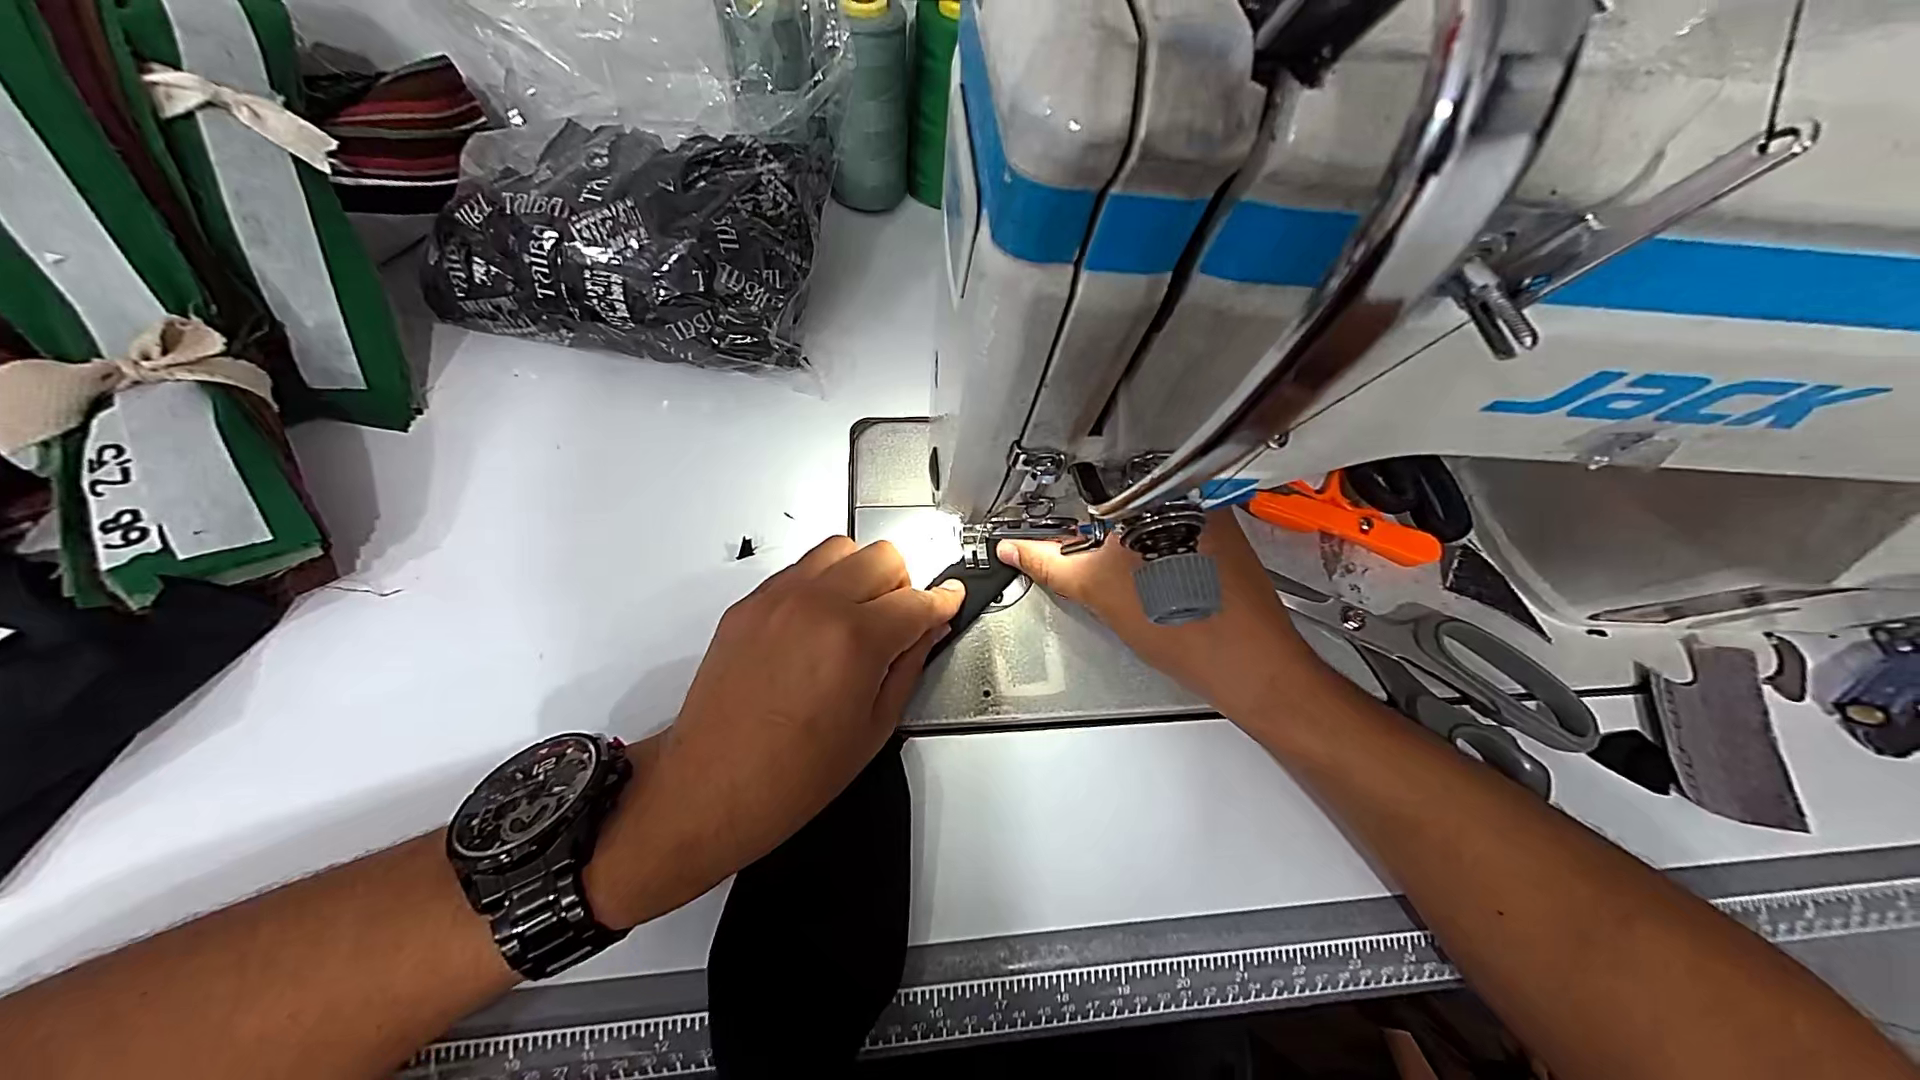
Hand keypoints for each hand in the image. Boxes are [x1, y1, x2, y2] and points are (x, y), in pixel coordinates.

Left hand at [585, 538, 964, 927]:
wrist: (710, 788)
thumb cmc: (785, 776)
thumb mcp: (873, 727)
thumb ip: (909, 666)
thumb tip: (927, 633)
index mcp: (855, 641)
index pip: (919, 599)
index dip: (943, 601)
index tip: (948, 601)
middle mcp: (815, 607)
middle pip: (885, 555)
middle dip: (905, 584)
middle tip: (903, 616)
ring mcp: (777, 601)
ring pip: (840, 548)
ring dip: (862, 572)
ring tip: (862, 613)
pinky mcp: (749, 605)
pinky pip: (799, 569)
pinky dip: (822, 583)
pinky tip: (822, 620)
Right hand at [998, 510, 1318, 711]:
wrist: (1247, 664)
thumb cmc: (1190, 633)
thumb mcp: (1099, 594)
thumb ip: (1051, 564)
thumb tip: (1018, 549)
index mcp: (1150, 497)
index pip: (1087, 495)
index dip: (1062, 521)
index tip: (1046, 535)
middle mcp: (1183, 496)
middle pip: (1116, 506)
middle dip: (1096, 536)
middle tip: (1097, 574)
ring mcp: (1206, 514)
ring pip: (1143, 521)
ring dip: (1126, 545)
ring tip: (1135, 585)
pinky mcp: (1219, 534)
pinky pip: (1170, 534)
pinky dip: (1154, 553)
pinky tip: (1157, 586)